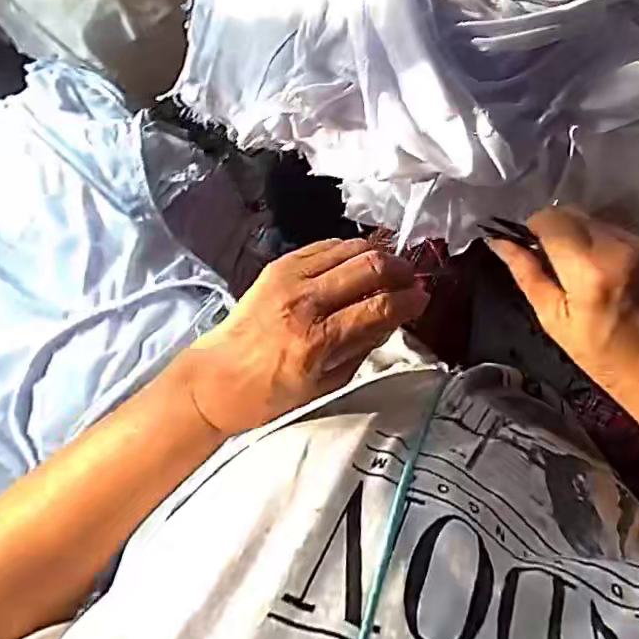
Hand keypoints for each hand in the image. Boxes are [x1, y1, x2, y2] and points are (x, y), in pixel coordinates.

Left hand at [178, 238, 427, 435]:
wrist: (216, 377)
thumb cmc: (270, 392)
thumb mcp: (326, 384)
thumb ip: (362, 348)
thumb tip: (393, 318)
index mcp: (317, 340)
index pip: (379, 307)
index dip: (409, 300)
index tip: (423, 298)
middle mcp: (305, 302)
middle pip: (369, 267)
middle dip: (400, 270)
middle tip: (411, 278)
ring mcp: (290, 277)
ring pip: (350, 248)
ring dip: (378, 254)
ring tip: (391, 266)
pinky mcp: (279, 265)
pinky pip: (325, 245)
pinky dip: (349, 248)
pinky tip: (359, 259)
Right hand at [487, 207, 638, 423]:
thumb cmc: (601, 355)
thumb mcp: (552, 319)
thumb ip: (526, 273)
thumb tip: (499, 241)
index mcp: (588, 269)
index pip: (550, 219)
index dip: (532, 229)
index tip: (529, 249)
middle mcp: (617, 247)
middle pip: (570, 212)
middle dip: (553, 229)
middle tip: (549, 260)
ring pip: (591, 219)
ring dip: (576, 234)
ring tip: (575, 267)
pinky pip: (612, 229)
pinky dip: (598, 241)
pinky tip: (599, 269)